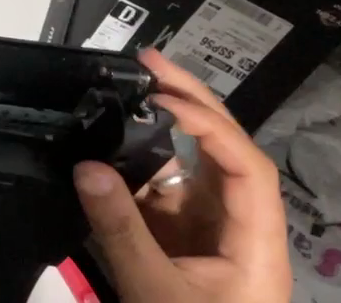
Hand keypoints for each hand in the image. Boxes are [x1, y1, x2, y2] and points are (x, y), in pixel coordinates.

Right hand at [73, 48, 291, 302]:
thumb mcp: (158, 295)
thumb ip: (122, 230)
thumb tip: (86, 165)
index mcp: (254, 243)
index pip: (247, 168)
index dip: (210, 126)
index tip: (161, 99)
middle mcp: (238, 227)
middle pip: (225, 152)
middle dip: (191, 102)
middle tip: (147, 61)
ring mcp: (208, 232)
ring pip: (192, 166)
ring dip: (161, 125)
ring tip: (127, 86)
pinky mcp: (179, 241)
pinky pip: (159, 189)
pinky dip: (134, 162)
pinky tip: (108, 143)